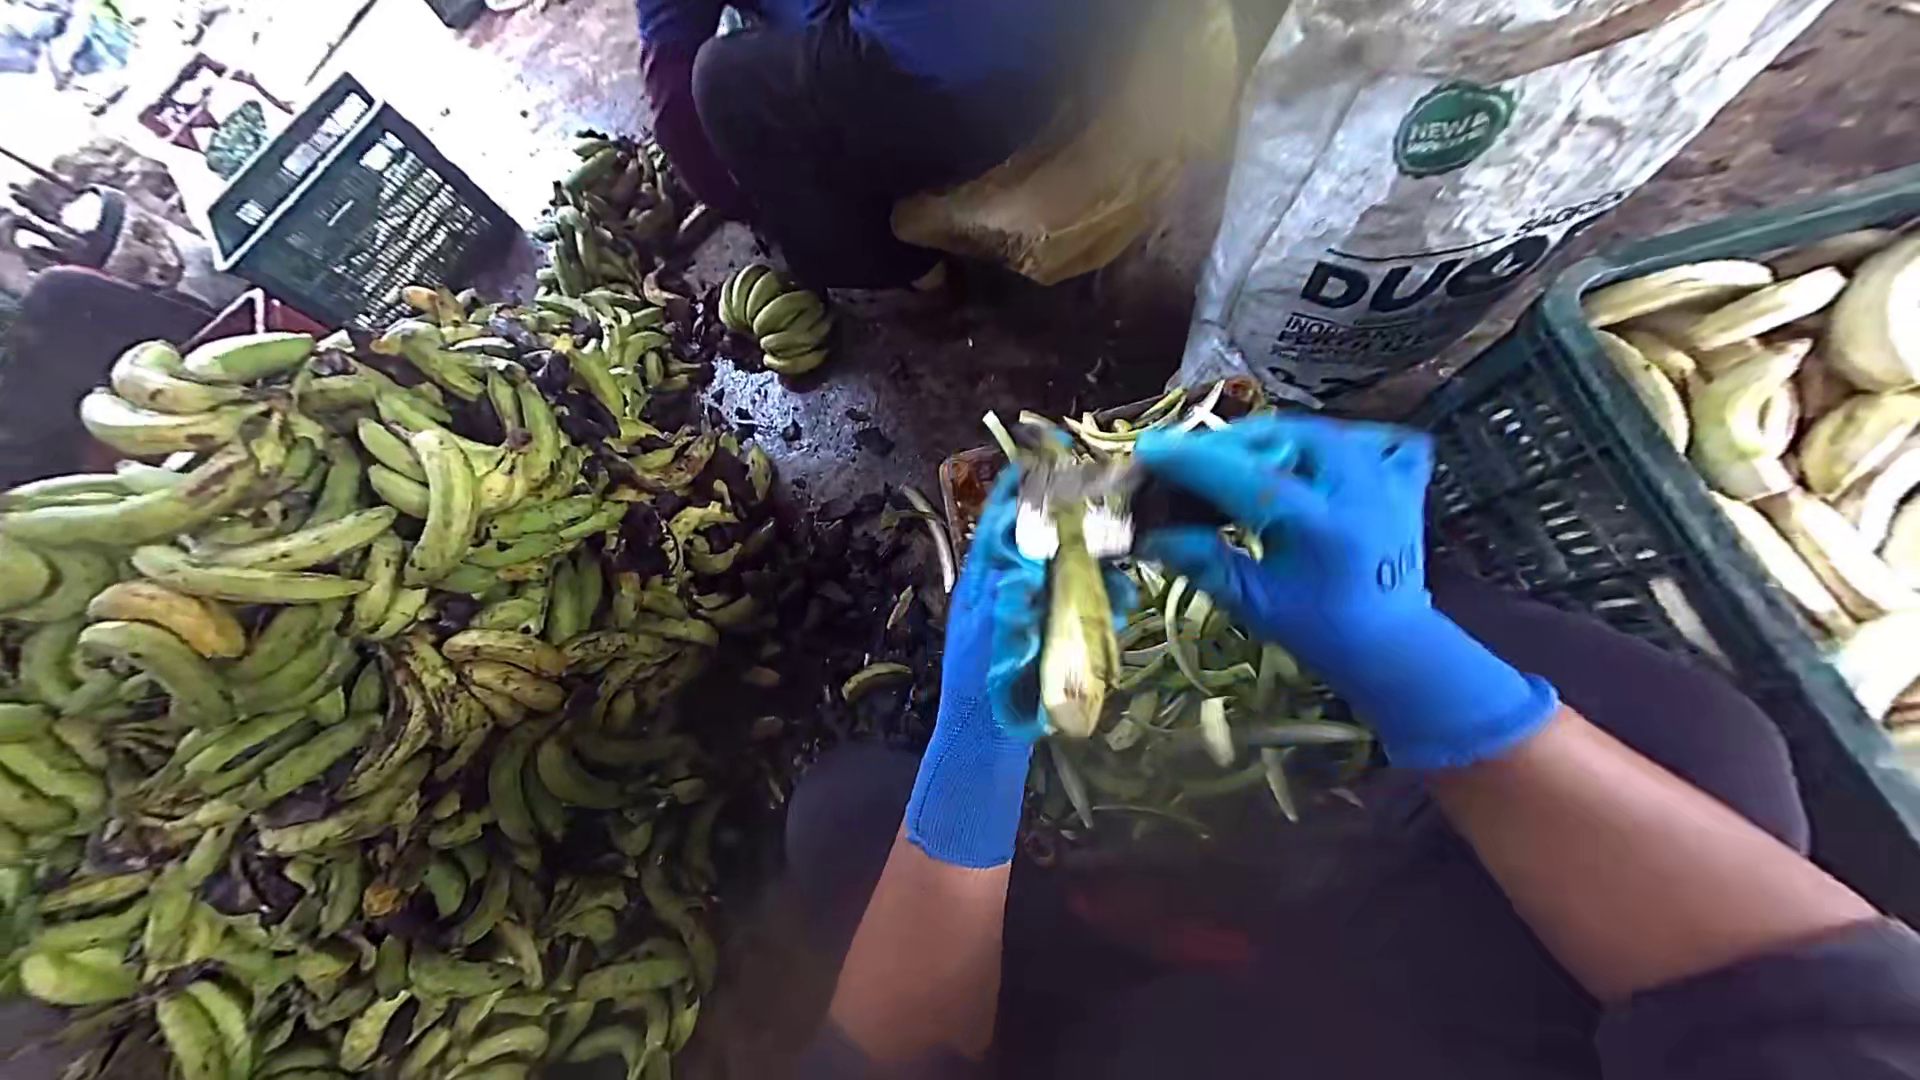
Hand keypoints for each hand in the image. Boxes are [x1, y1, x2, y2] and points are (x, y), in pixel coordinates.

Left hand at [905, 469, 1134, 866]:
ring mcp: (1033, 602)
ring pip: (1067, 565)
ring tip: (1118, 562)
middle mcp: (1010, 579)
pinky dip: (1100, 592)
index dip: (1023, 488)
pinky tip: (1118, 594)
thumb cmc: (978, 677)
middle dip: (1072, 521)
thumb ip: (1006, 591)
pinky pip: (1080, 598)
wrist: (987, 732)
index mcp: (985, 572)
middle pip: (1043, 535)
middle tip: (1106, 508)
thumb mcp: (985, 629)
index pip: (1004, 517)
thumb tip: (1031, 550)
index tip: (1049, 459)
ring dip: (1093, 559)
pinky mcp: (1053, 625)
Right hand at [1134, 415, 1556, 768]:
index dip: (1192, 460)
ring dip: (1256, 441)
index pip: (1246, 477)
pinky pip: (1351, 433)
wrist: (1390, 639)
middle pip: (1275, 439)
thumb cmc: (1316, 628)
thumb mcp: (1250, 602)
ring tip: (1221, 462)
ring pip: (1305, 429)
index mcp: (1324, 527)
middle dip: (1218, 445)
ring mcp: (1387, 473)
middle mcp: (1360, 487)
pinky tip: (1292, 460)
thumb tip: (1148, 534)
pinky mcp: (1399, 470)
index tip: (1148, 449)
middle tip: (1179, 462)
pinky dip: (1312, 441)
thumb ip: (1200, 562)